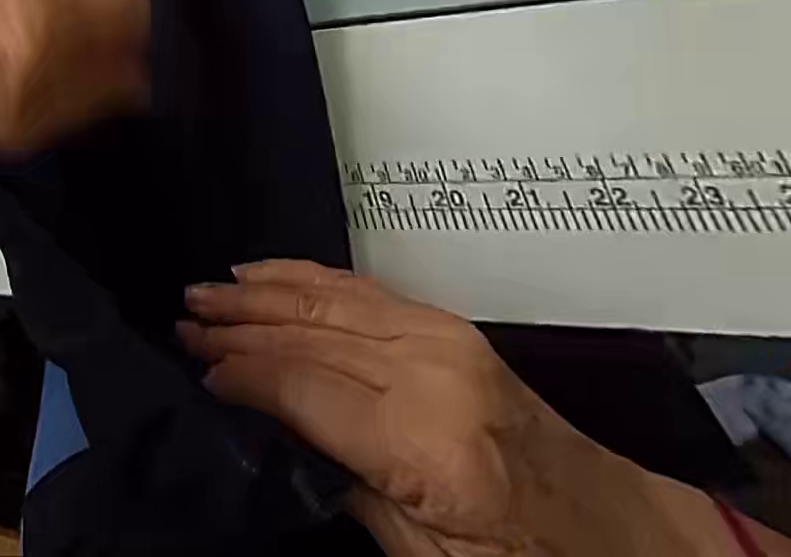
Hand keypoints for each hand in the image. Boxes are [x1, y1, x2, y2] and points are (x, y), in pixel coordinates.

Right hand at [177, 260, 731, 556]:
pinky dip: (294, 274)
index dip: (239, 374)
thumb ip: (331, 468)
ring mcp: (439, 338)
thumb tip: (251, 411)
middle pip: (302, 337)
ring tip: (199, 293)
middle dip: (233, 330)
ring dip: (251, 296)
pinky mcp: (441, 322)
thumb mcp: (416, 545)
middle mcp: (431, 376)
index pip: (300, 387)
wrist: (618, 536)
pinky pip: (350, 285)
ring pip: (317, 301)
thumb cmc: (511, 556)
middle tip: (181, 323)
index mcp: (428, 445)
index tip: (195, 368)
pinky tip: (252, 272)